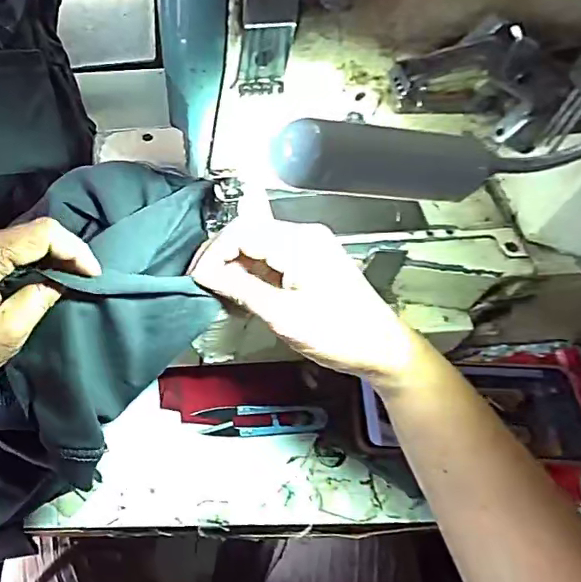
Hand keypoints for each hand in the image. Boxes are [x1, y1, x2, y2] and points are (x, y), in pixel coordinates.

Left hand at [0, 218, 100, 423]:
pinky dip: (21, 263)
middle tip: (83, 279)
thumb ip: (42, 295)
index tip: (93, 275)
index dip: (74, 250)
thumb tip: (62, 279)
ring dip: (41, 258)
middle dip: (60, 253)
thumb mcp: (9, 331)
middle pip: (28, 233)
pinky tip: (37, 280)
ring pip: (15, 241)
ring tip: (65, 282)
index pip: (41, 233)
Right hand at [191, 218, 424, 388]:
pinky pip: (268, 261)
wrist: (381, 350)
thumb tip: (207, 275)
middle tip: (202, 284)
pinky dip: (249, 276)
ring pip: (254, 248)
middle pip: (246, 235)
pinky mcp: (307, 265)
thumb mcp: (282, 314)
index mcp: (300, 242)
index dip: (213, 255)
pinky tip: (240, 294)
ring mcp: (307, 250)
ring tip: (218, 293)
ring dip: (233, 269)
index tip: (199, 278)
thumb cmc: (344, 333)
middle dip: (219, 259)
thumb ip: (240, 289)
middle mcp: (304, 238)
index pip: (240, 232)